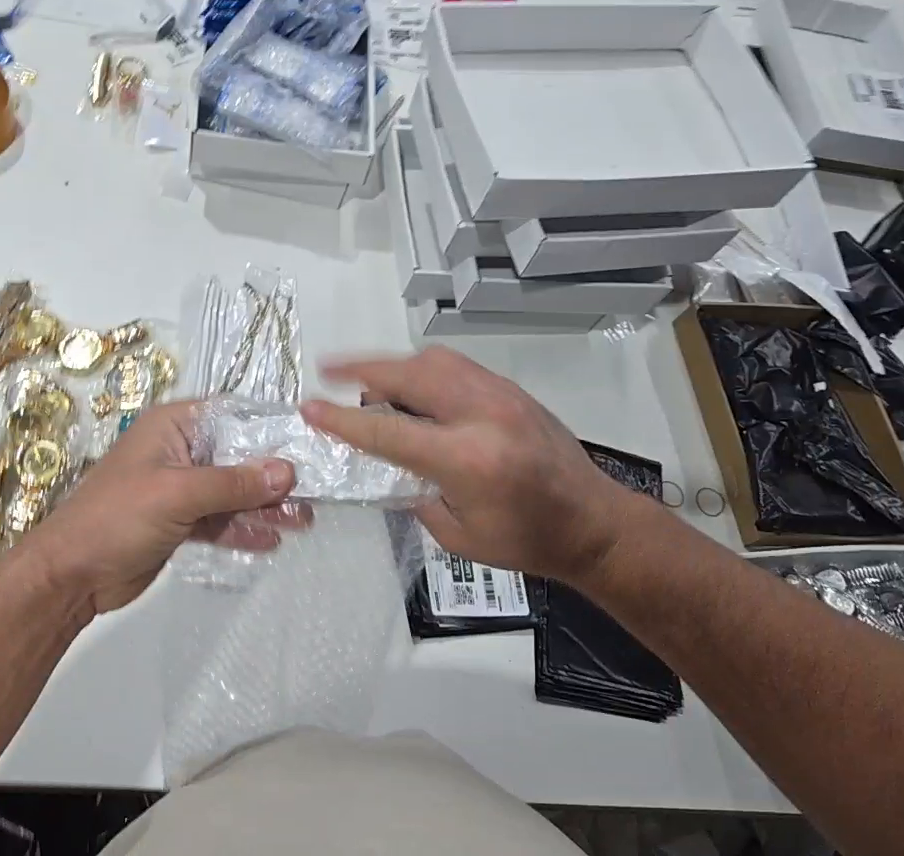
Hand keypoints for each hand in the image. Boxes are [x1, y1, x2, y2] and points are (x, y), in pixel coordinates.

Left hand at [24, 401, 305, 613]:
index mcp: (172, 427)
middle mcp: (179, 452)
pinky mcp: (178, 523)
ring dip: (264, 506)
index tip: (310, 441)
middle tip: (315, 491)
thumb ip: (234, 483)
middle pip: (237, 456)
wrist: (70, 576)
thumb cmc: (117, 518)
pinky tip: (272, 540)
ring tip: (304, 520)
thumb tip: (288, 471)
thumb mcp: (178, 493)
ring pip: (232, 491)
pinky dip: (243, 529)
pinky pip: (220, 520)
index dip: (270, 426)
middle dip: (273, 474)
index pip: (231, 415)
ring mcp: (179, 489)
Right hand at [300, 346, 645, 581]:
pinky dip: (424, 370)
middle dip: (361, 369)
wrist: (593, 524)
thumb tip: (389, 462)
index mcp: (466, 459)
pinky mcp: (512, 390)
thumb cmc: (525, 542)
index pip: (388, 431)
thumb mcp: (457, 534)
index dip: (343, 420)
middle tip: (327, 370)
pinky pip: (457, 367)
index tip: (310, 408)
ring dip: (393, 366)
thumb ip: (416, 492)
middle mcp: (482, 414)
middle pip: (407, 375)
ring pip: (433, 361)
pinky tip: (411, 388)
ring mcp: (501, 395)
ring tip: (366, 379)